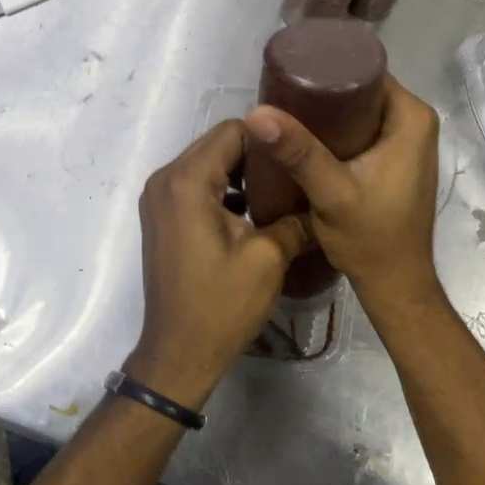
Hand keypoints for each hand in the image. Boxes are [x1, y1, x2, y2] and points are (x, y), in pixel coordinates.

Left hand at [129, 121, 313, 409]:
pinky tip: (256, 211)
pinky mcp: (162, 217)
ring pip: (208, 164)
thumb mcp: (269, 258)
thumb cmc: (221, 304)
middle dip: (258, 155)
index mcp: (187, 180)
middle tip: (297, 171)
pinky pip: (197, 186)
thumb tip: (324, 199)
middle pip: (218, 144)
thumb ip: (296, 219)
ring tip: (281, 191)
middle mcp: (165, 179)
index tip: (301, 154)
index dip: (271, 139)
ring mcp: (159, 198)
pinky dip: (224, 190)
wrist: (179, 353)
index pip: (234, 131)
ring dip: (242, 173)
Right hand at [244, 76, 443, 318]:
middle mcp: (418, 122)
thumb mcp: (332, 192)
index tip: (290, 76)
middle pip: (362, 89)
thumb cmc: (371, 238)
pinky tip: (306, 136)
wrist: (395, 283)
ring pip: (361, 110)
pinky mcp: (398, 159)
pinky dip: (338, 130)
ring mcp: (409, 141)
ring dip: (328, 112)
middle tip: (281, 97)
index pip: (366, 71)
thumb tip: (256, 112)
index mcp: (412, 118)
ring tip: (287, 113)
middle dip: (323, 91)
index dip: (328, 68)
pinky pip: (364, 128)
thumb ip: (299, 153)